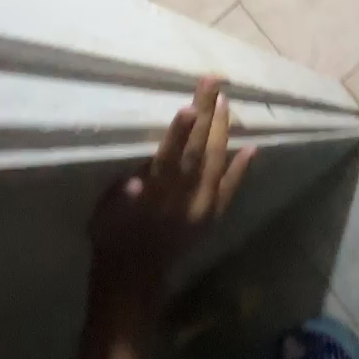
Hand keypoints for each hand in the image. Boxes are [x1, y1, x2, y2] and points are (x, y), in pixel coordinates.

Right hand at [87, 76, 255, 324]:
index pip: (169, 157)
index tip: (189, 106)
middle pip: (197, 150)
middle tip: (214, 82)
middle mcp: (182, 199)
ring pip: (215, 163)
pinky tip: (251, 148)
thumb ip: (123, 198)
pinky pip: (230, 189)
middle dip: (206, 115)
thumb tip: (137, 182)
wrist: (134, 276)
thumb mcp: (106, 216)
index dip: (179, 133)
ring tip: (225, 101)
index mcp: (154, 194)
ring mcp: (202, 207)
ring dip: (222, 131)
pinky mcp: (212, 216)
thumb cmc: (112, 235)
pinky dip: (241, 169)